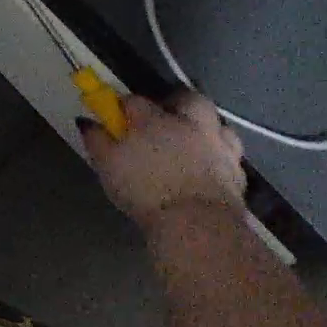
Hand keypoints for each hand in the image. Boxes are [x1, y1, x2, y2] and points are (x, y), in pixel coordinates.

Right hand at [81, 92, 247, 227]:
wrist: (197, 226)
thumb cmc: (144, 189)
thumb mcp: (106, 164)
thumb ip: (96, 139)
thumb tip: (87, 122)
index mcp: (155, 120)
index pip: (135, 100)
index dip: (123, 105)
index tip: (116, 115)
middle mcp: (190, 127)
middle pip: (192, 100)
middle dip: (179, 102)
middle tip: (166, 116)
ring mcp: (220, 150)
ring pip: (221, 126)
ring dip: (208, 129)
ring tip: (193, 142)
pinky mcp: (239, 176)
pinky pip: (231, 157)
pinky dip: (219, 158)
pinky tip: (208, 169)